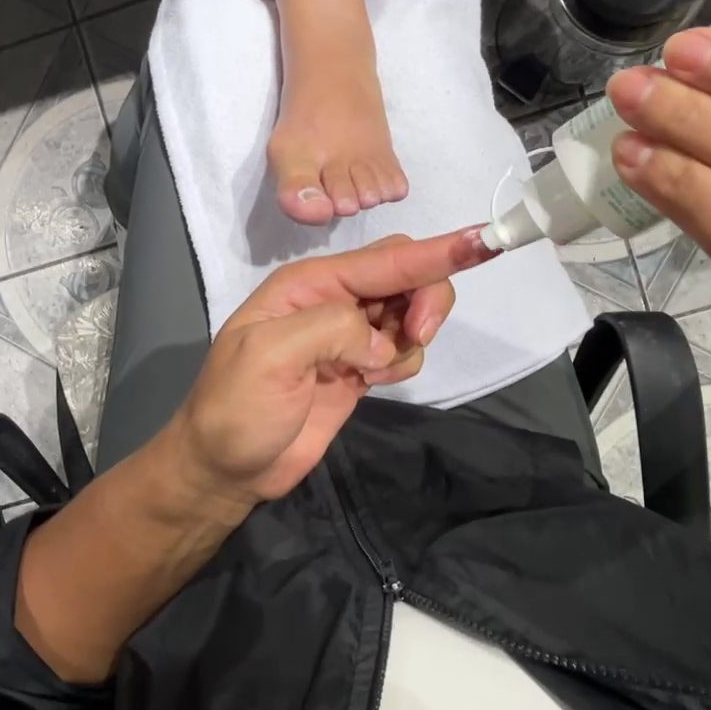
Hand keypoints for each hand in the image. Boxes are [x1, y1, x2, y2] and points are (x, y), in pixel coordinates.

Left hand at [158, 229, 495, 506]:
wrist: (227, 467)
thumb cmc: (236, 408)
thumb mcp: (268, 356)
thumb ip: (330, 329)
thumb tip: (381, 341)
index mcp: (309, 284)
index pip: (385, 258)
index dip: (435, 251)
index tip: (483, 242)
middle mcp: (332, 300)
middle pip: (406, 275)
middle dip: (426, 298)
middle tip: (418, 333)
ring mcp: (348, 336)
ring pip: (410, 312)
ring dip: (411, 336)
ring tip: (374, 370)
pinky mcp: (360, 369)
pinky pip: (404, 350)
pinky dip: (403, 362)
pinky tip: (371, 382)